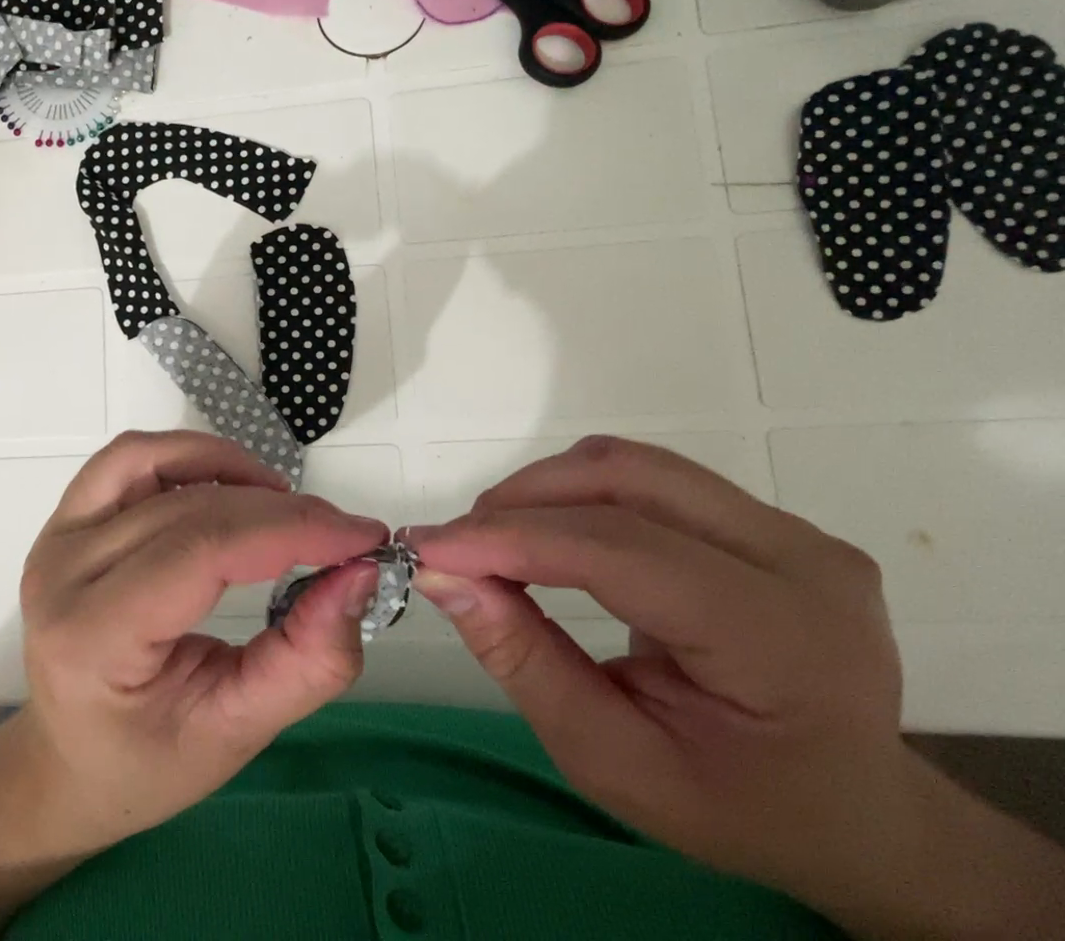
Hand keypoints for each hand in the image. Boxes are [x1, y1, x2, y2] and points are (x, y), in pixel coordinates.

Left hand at [13, 430, 388, 849]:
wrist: (70, 759)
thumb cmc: (145, 761)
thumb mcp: (236, 732)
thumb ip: (306, 662)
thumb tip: (358, 577)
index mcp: (93, 636)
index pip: (199, 550)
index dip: (288, 530)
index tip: (362, 537)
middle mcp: (62, 573)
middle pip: (185, 507)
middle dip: (281, 511)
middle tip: (344, 537)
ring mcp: (56, 539)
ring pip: (152, 464)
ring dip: (231, 470)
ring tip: (288, 510)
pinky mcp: (65, 522)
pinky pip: (129, 460)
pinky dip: (188, 457)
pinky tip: (232, 488)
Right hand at [400, 437, 971, 933]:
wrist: (853, 812)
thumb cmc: (731, 805)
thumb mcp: (610, 761)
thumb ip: (524, 663)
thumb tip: (441, 577)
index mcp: (779, 640)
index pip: (623, 552)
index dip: (512, 539)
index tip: (425, 549)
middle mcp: (801, 562)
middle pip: (629, 480)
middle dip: (520, 501)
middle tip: (455, 548)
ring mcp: (794, 533)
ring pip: (635, 466)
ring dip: (544, 491)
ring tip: (493, 544)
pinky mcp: (770, 523)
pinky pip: (652, 481)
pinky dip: (577, 498)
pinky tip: (549, 541)